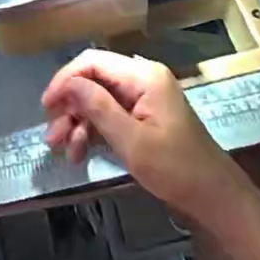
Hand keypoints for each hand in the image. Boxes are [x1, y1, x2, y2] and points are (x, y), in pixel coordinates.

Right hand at [40, 50, 245, 219]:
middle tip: (52, 136)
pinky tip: (79, 152)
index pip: (93, 62)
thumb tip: (68, 83)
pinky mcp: (144, 116)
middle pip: (94, 80)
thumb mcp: (131, 140)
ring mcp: (144, 97)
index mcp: (144, 76)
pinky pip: (110, 114)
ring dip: (78, 122)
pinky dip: (93, 130)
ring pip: (98, 99)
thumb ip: (98, 107)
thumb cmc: (175, 168)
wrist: (213, 197)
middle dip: (70, 106)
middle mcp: (143, 79)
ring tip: (63, 149)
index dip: (66, 80)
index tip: (47, 106)